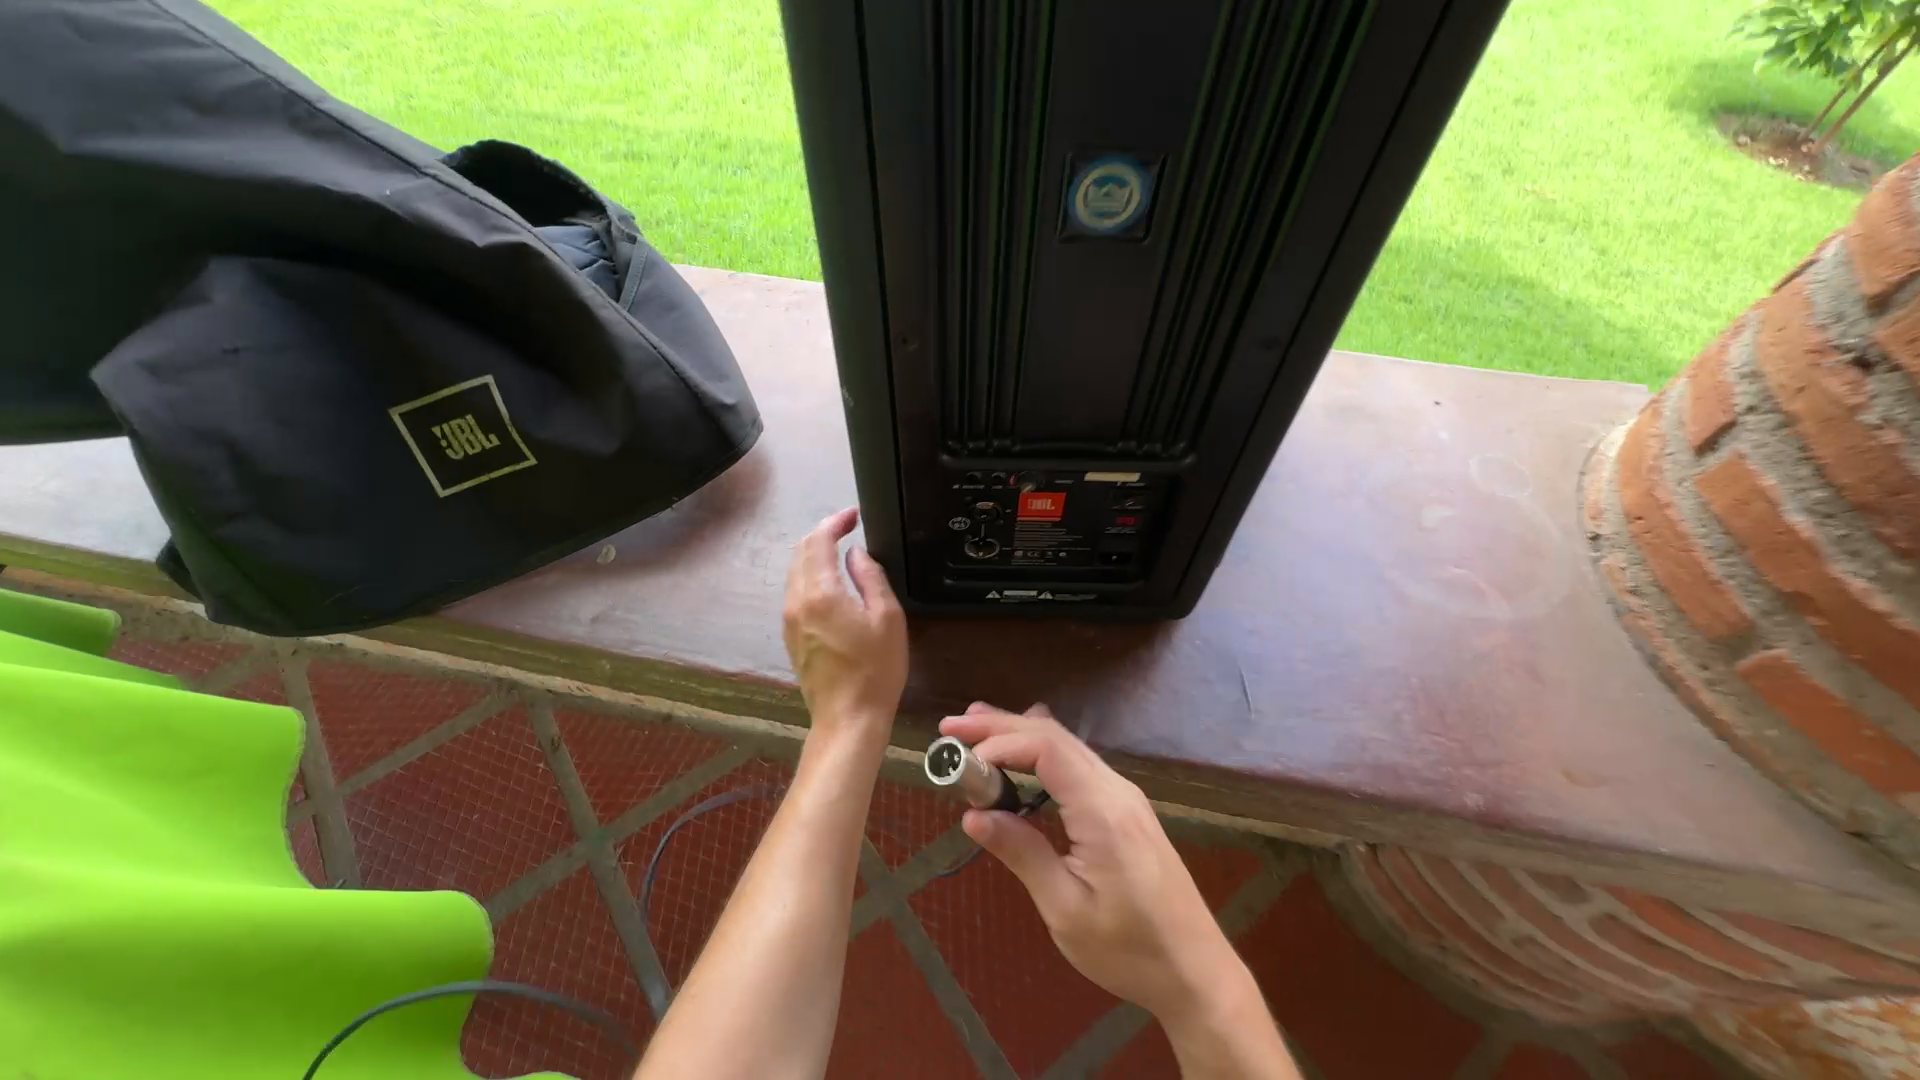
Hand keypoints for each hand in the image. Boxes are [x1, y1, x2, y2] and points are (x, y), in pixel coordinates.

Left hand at [783, 508, 907, 743]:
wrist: (848, 717)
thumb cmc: (876, 669)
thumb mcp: (887, 617)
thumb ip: (870, 577)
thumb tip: (856, 554)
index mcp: (821, 593)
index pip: (819, 542)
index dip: (835, 522)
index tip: (854, 515)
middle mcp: (797, 601)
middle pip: (801, 553)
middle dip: (822, 534)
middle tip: (847, 527)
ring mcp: (789, 620)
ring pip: (794, 572)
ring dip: (813, 554)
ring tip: (839, 549)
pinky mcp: (790, 635)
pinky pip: (794, 591)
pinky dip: (809, 575)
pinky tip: (828, 580)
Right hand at [938, 704, 1255, 1025]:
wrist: (1197, 972)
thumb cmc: (1130, 949)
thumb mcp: (1066, 910)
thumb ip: (1022, 854)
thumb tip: (973, 815)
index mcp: (1103, 810)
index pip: (1047, 750)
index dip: (1001, 742)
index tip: (962, 757)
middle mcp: (1117, 790)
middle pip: (1055, 737)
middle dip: (1001, 726)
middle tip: (951, 727)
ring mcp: (1126, 798)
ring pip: (1068, 747)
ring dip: (1021, 733)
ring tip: (976, 727)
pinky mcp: (1127, 811)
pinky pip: (1079, 764)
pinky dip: (1042, 752)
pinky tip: (1024, 752)